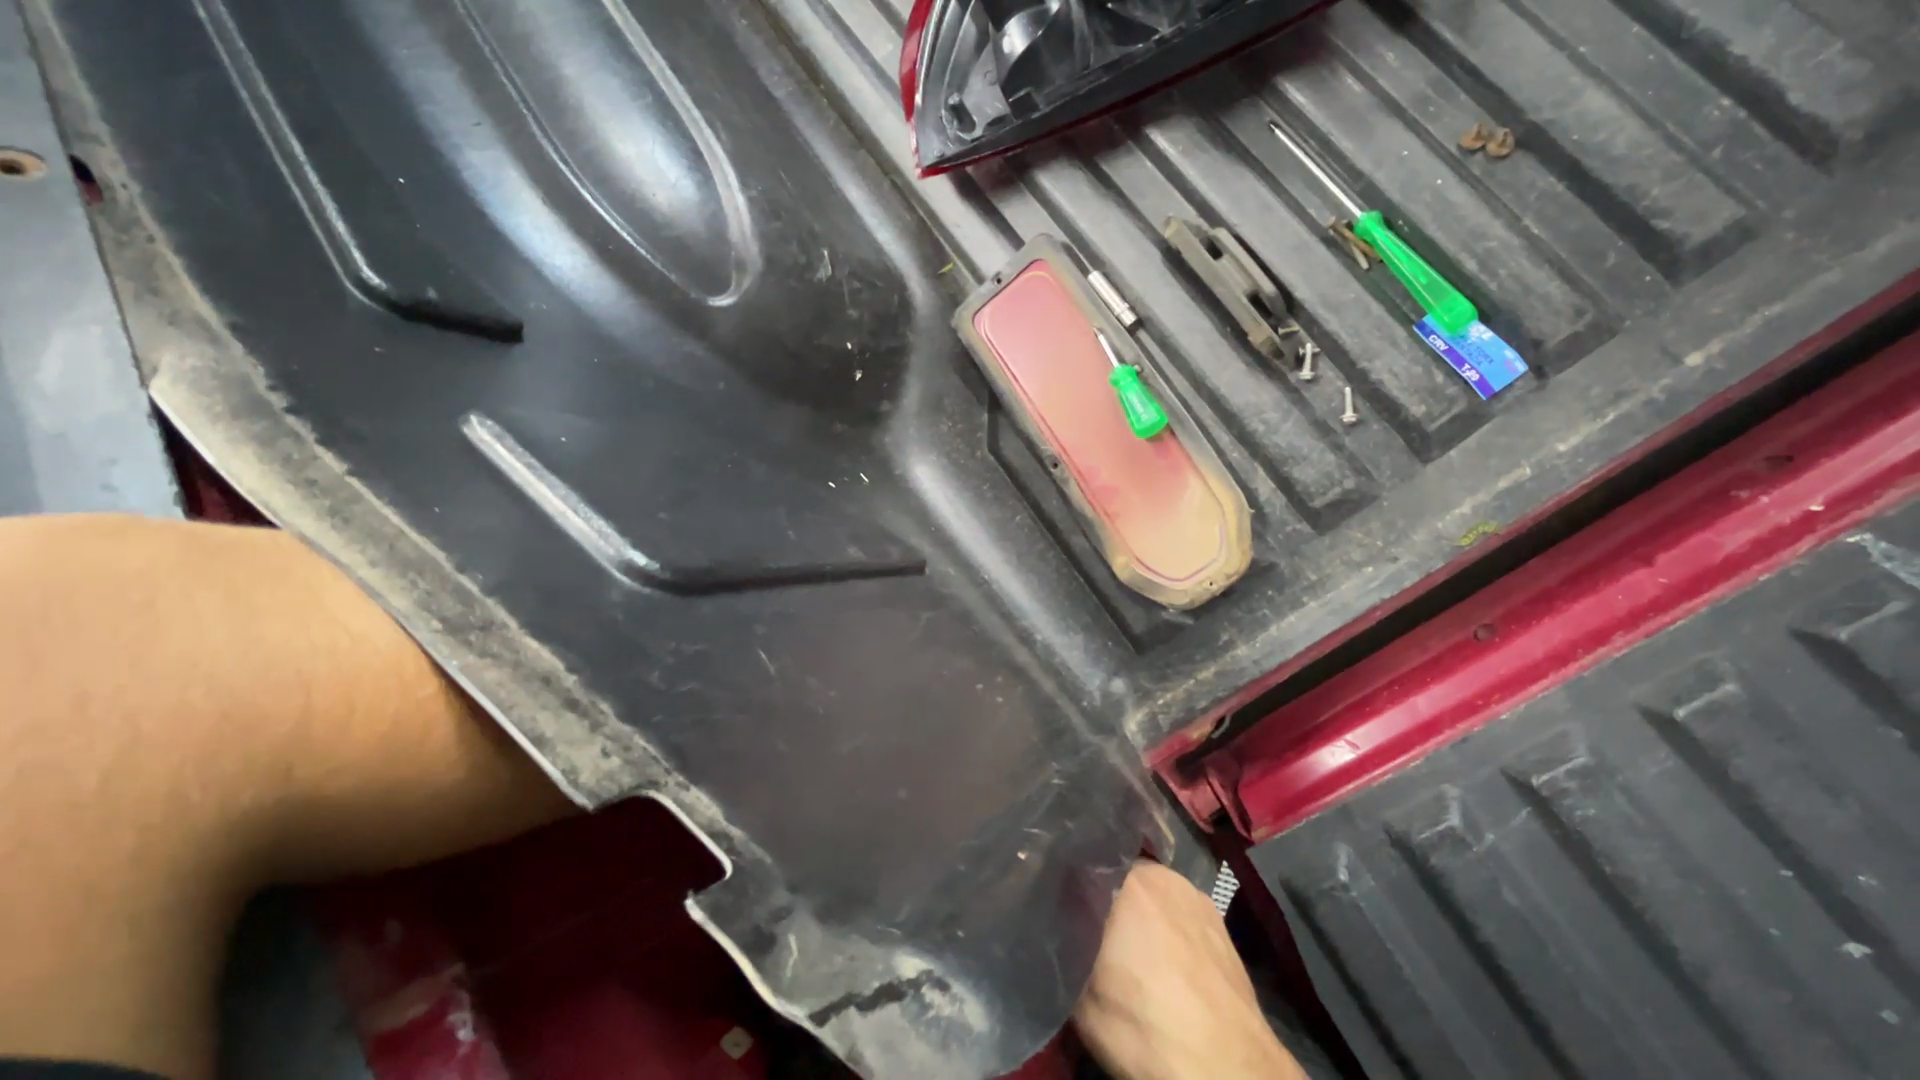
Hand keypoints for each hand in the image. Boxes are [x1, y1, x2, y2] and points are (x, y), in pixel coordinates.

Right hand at [1074, 860, 1304, 1079]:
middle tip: (1083, 929)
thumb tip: (1049, 926)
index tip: (1051, 909)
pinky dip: (1162, 924)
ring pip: (1146, 890)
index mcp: (1120, 879)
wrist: (1227, 1069)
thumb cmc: (1142, 1027)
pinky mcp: (1217, 918)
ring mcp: (1193, 893)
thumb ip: (1062, 945)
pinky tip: (1158, 959)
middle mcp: (1158, 874)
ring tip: (1122, 947)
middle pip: (1112, 872)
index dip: (1060, 886)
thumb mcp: (1075, 993)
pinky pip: (1174, 908)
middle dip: (1098, 895)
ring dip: (1132, 909)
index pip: (1076, 864)